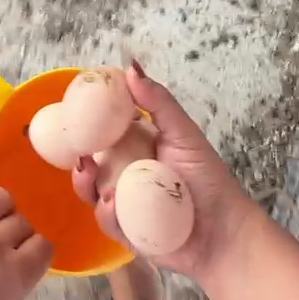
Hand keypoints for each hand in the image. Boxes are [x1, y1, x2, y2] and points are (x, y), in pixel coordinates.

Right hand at [72, 61, 265, 282]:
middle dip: (77, 151)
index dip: (87, 117)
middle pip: (92, 157)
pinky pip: (107, 220)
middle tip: (77, 146)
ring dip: (85, 181)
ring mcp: (123, 201)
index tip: (74, 106)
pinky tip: (112, 204)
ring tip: (89, 172)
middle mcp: (125, 169)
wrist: (224, 232)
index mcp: (137, 143)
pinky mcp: (125, 230)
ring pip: (92, 189)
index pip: (105, 126)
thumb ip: (158, 102)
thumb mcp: (183, 133)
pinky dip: (106, 212)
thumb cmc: (207, 178)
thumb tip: (131, 67)